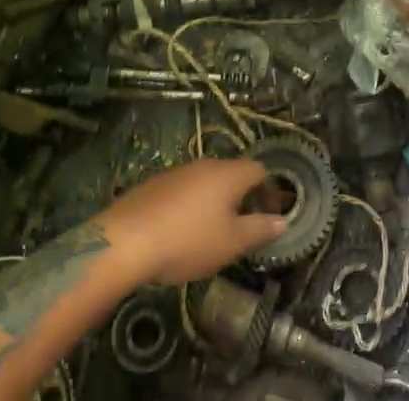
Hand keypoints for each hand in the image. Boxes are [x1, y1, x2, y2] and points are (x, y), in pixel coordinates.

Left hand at [94, 158, 288, 285]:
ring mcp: (176, 172)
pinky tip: (181, 234)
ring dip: (216, 204)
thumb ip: (260, 229)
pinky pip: (183, 192)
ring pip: (206, 183)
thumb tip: (283, 221)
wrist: (125, 241)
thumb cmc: (188, 241)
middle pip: (233, 174)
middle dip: (243, 199)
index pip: (260, 170)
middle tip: (243, 230)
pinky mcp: (153, 185)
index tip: (270, 219)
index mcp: (228, 174)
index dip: (270, 193)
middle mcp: (204, 165)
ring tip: (212, 235)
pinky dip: (191, 208)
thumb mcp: (232, 243)